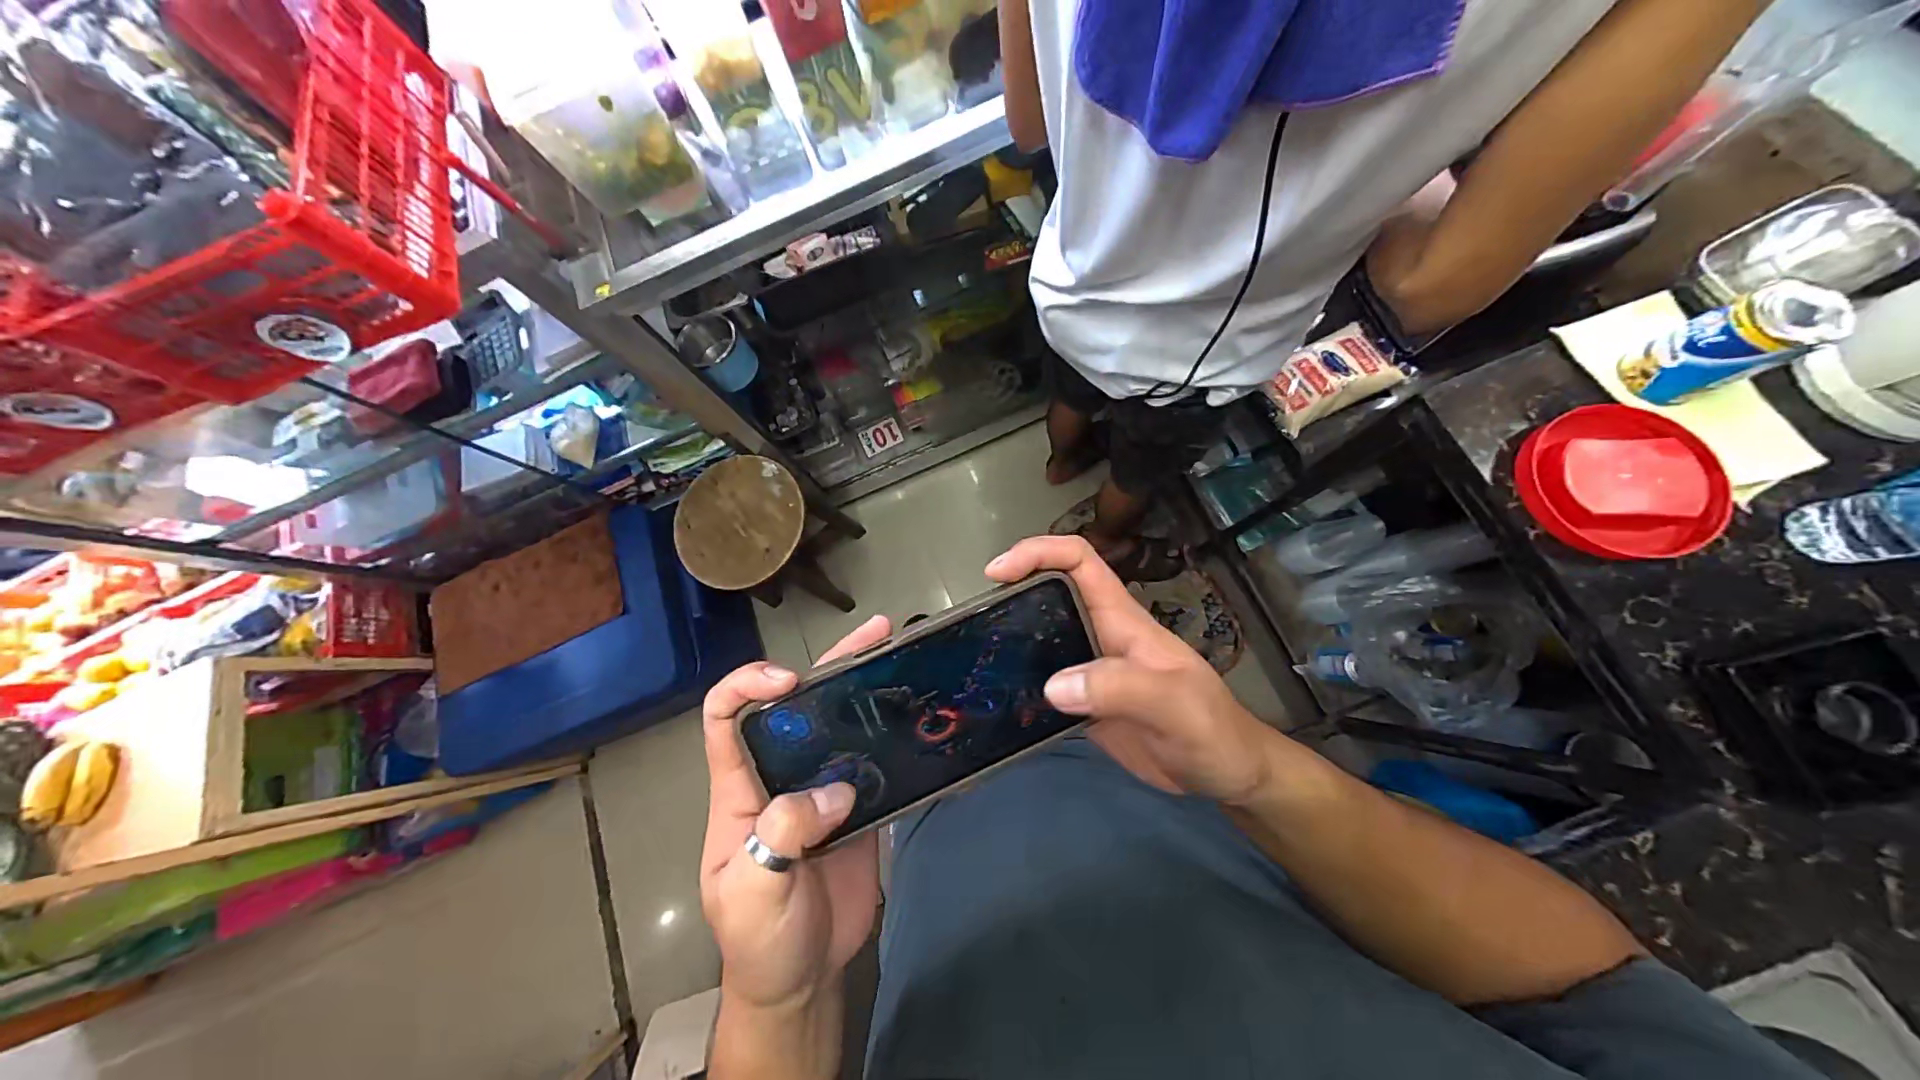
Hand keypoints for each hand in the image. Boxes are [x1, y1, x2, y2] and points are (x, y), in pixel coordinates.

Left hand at [699, 617, 889, 1010]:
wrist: (801, 977)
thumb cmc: (757, 940)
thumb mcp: (750, 894)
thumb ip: (779, 839)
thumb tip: (834, 792)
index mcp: (740, 789)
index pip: (726, 716)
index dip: (747, 686)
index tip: (787, 681)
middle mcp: (781, 775)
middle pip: (797, 704)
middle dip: (828, 665)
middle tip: (874, 633)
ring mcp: (822, 790)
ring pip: (841, 725)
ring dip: (867, 688)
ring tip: (900, 654)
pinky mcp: (858, 808)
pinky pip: (875, 762)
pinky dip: (895, 736)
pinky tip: (918, 716)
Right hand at [984, 536, 1285, 804]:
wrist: (1227, 773)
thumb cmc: (1211, 729)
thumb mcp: (1173, 704)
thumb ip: (1120, 688)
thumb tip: (1052, 685)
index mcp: (1122, 620)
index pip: (1079, 561)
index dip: (1039, 552)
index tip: (998, 571)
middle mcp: (1100, 636)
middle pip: (1050, 593)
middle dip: (1011, 592)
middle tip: (973, 621)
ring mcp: (1091, 671)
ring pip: (1041, 638)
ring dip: (1009, 640)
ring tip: (971, 659)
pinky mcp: (1085, 704)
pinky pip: (1044, 683)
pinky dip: (1019, 685)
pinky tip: (998, 701)